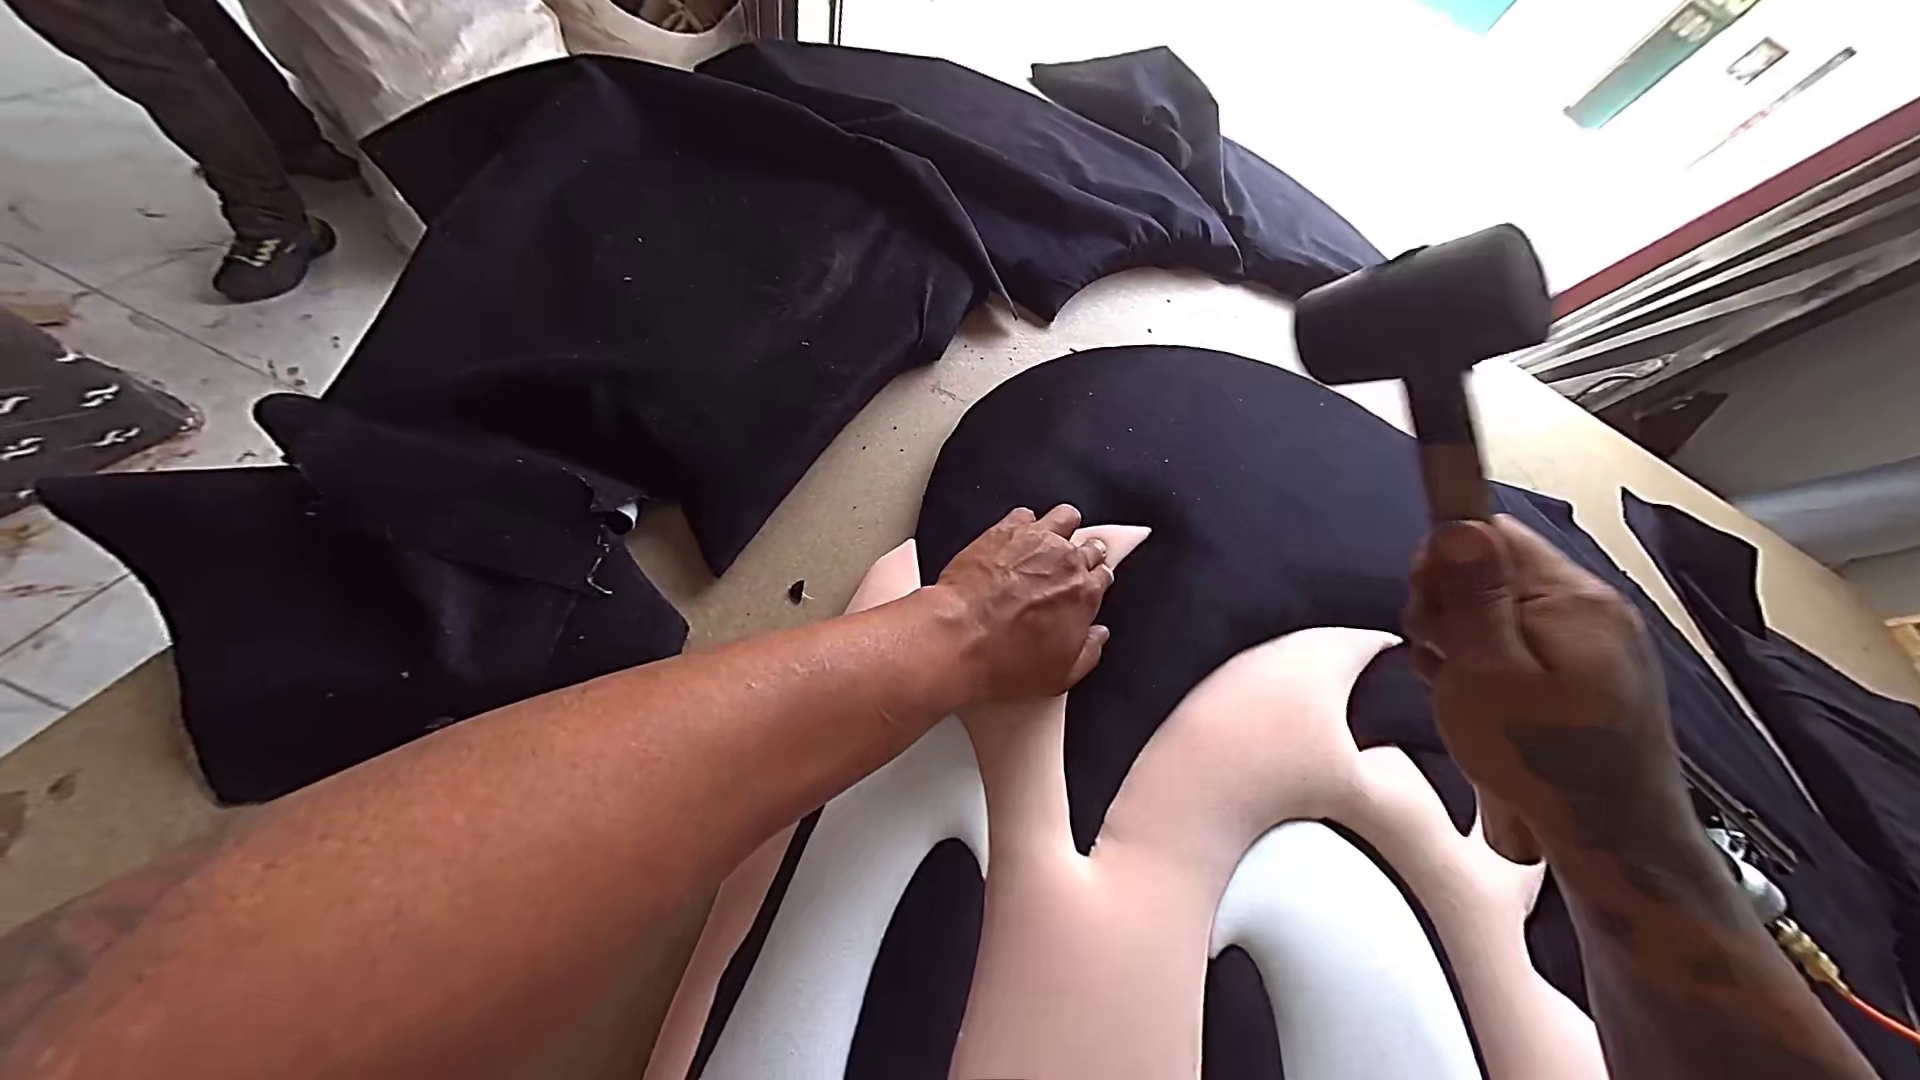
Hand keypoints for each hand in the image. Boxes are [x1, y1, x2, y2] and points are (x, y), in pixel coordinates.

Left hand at [933, 505, 1113, 702]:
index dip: (1094, 579)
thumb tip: (1097, 638)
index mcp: (1084, 594)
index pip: (1103, 576)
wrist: (960, 639)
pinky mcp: (1003, 531)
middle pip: (1089, 545)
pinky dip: (1023, 523)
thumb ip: (1088, 652)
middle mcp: (1066, 561)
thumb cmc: (1005, 659)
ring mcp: (1035, 541)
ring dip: (1062, 526)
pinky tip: (1015, 536)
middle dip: (1083, 554)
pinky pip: (1024, 514)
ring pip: (1065, 516)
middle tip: (1067, 567)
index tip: (1086, 584)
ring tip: (1051, 540)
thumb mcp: (1060, 675)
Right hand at [1403, 516, 1694, 861]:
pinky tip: (1472, 693)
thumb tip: (1457, 525)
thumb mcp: (1489, 671)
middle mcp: (1584, 607)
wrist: (1605, 837)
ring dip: (1452, 637)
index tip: (1429, 608)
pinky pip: (1504, 637)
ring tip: (1457, 681)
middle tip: (1443, 655)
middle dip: (1443, 605)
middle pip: (1484, 569)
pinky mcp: (1574, 666)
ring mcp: (1582, 638)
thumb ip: (1472, 596)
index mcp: (1571, 598)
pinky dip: (1474, 658)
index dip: (1443, 562)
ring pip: (1485, 606)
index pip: (1492, 533)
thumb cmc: (1537, 754)